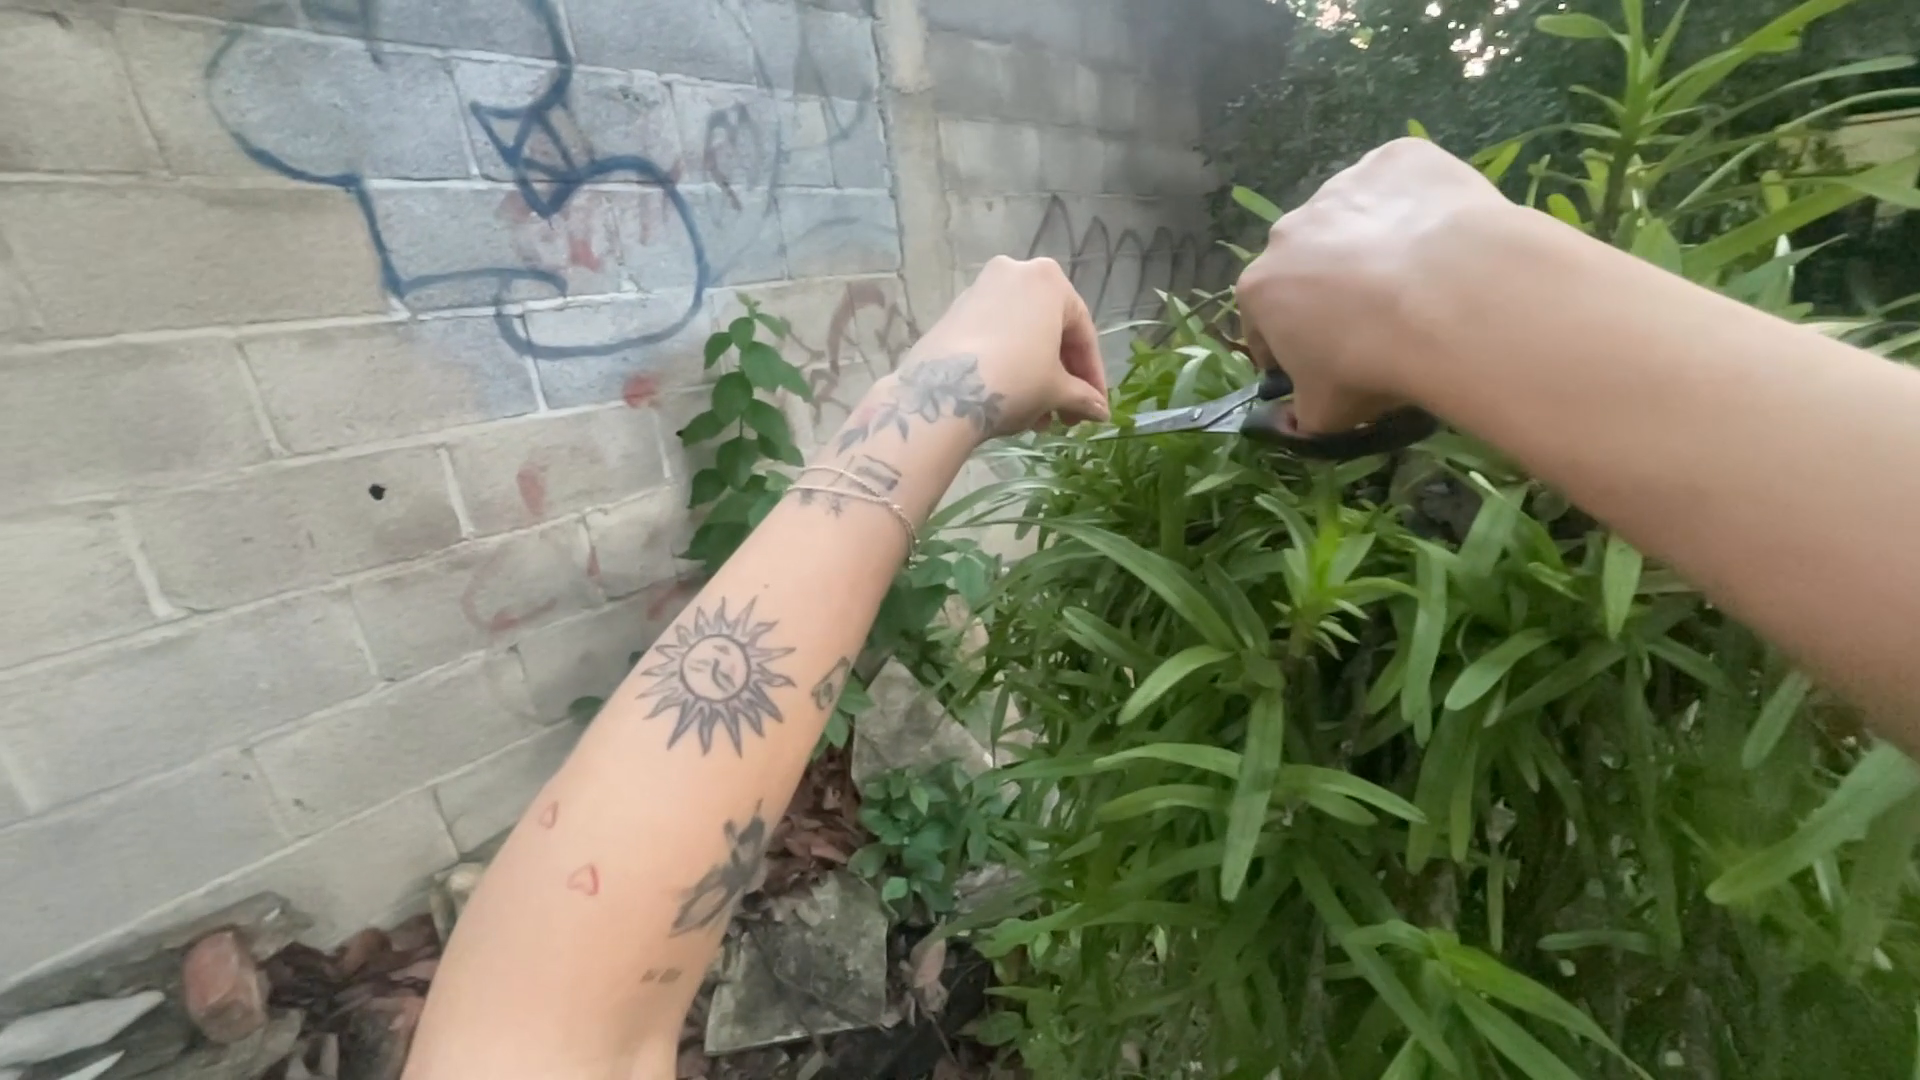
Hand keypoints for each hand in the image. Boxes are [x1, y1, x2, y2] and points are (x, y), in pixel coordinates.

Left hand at [903, 256, 1110, 439]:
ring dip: (1036, 378)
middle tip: (1067, 417)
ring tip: (1039, 420)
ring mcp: (979, 291)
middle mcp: (1014, 274)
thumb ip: (1083, 397)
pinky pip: (994, 339)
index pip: (1083, 334)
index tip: (1097, 407)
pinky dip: (1009, 367)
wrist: (942, 393)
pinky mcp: (953, 314)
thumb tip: (1101, 412)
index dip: (1093, 376)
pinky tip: (1011, 403)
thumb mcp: (1056, 391)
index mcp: (1048, 280)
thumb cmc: (1015, 380)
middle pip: (1050, 333)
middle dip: (1062, 379)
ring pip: (1021, 338)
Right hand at [1236, 138, 1514, 433]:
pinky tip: (1440, 238)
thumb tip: (1293, 423)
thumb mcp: (1324, 415)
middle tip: (1373, 323)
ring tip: (1416, 279)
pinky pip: (1399, 185)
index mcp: (1257, 289)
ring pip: (1350, 221)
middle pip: (1303, 266)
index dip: (1289, 348)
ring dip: (1367, 246)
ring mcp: (1341, 186)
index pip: (1263, 323)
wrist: (1457, 299)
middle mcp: (1286, 231)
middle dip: (1326, 292)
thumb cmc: (1371, 363)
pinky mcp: (1398, 157)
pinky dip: (1412, 206)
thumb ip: (1299, 419)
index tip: (1321, 364)